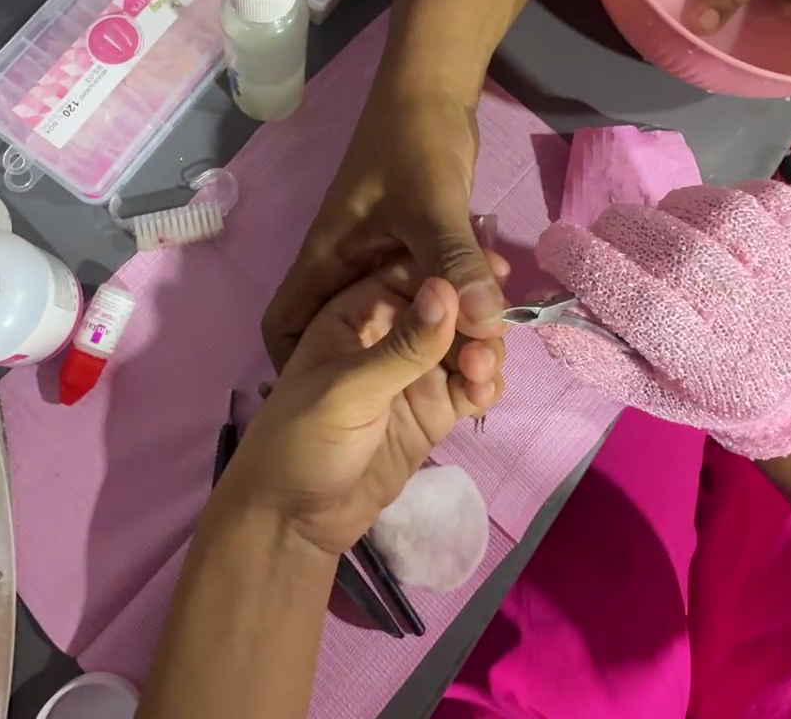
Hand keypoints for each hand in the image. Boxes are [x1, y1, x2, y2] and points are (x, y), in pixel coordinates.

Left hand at [226, 266, 502, 555]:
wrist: (296, 519)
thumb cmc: (303, 440)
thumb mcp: (348, 389)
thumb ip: (402, 346)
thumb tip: (447, 288)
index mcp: (357, 313)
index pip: (409, 272)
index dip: (450, 269)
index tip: (492, 272)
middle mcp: (389, 335)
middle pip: (448, 307)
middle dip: (475, 314)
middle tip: (494, 332)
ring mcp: (414, 374)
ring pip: (464, 345)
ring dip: (483, 351)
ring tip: (481, 370)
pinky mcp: (433, 411)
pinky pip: (469, 386)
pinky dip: (483, 385)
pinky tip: (484, 393)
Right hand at [263, 91, 506, 386]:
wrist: (433, 90)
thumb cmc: (412, 140)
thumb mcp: (432, 204)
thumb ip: (456, 263)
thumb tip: (488, 328)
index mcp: (326, 259)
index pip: (286, 324)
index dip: (293, 366)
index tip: (337, 402)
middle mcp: (346, 265)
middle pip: (349, 330)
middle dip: (390, 361)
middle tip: (446, 386)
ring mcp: (380, 255)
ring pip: (396, 312)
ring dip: (435, 332)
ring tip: (482, 355)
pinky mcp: (411, 245)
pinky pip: (426, 291)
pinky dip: (453, 305)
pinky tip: (491, 317)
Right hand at [538, 181, 790, 458]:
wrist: (787, 386)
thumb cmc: (696, 384)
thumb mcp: (636, 388)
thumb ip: (585, 350)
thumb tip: (539, 302)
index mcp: (705, 365)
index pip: (639, 303)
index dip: (584, 263)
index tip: (553, 243)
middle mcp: (753, 323)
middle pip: (673, 250)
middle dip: (617, 229)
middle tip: (606, 236)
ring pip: (714, 211)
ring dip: (670, 210)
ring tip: (664, 231)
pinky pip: (759, 194)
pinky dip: (722, 198)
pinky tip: (712, 227)